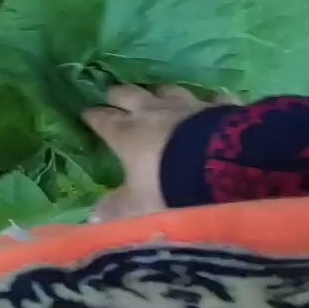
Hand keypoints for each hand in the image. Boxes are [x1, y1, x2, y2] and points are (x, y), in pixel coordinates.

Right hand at [80, 85, 219, 222]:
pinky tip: (209, 102)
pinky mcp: (220, 107)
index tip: (85, 112)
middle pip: (129, 95)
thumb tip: (95, 217)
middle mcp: (153, 113)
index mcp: (127, 134)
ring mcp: (188, 106)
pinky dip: (207, 100)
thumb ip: (117, 208)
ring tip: (156, 94)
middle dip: (117, 94)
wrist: (223, 169)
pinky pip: (212, 98)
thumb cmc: (170, 185)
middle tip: (111, 93)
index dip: (93, 116)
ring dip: (159, 92)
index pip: (103, 120)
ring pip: (167, 90)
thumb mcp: (138, 204)